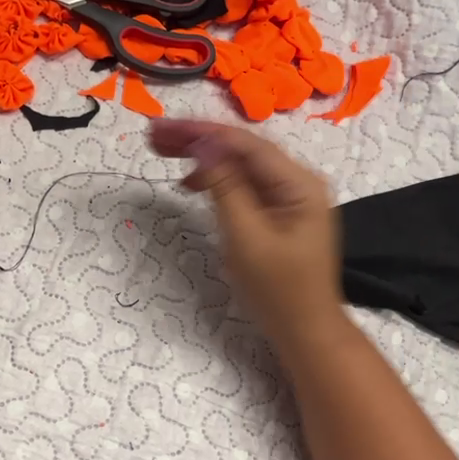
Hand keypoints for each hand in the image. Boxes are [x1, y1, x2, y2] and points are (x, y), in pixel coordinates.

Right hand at [150, 119, 350, 350]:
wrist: (305, 331)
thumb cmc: (277, 291)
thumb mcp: (246, 239)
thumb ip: (225, 188)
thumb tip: (204, 146)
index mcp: (298, 183)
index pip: (244, 144)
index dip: (200, 132)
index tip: (161, 128)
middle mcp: (297, 180)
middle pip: (242, 149)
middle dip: (197, 139)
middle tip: (153, 136)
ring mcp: (289, 196)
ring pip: (241, 164)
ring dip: (203, 156)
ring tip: (162, 152)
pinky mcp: (278, 211)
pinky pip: (244, 184)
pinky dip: (215, 179)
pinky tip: (190, 183)